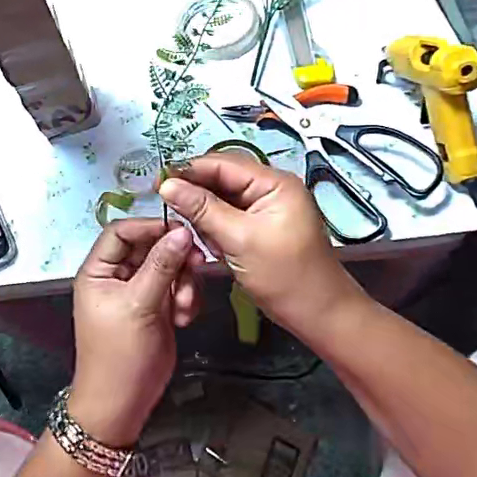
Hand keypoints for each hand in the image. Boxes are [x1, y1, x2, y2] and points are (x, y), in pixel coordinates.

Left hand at [69, 220, 201, 447]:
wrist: (123, 405)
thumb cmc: (120, 355)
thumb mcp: (140, 305)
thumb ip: (162, 265)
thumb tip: (182, 231)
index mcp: (99, 271)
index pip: (121, 231)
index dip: (150, 226)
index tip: (180, 230)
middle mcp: (117, 276)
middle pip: (150, 247)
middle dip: (175, 258)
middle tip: (197, 263)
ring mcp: (139, 291)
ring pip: (169, 266)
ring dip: (184, 282)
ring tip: (186, 306)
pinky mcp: (158, 306)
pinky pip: (178, 286)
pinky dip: (186, 298)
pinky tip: (185, 318)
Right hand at [158, 153, 366, 338]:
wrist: (318, 313)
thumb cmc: (285, 276)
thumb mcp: (239, 239)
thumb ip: (203, 209)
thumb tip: (168, 184)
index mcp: (275, 182)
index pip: (224, 164)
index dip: (190, 170)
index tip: (159, 182)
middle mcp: (272, 188)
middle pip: (223, 179)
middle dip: (196, 193)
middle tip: (167, 206)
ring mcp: (267, 209)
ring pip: (224, 199)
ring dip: (205, 213)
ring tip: (191, 229)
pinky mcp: (262, 228)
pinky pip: (231, 217)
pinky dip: (216, 228)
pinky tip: (208, 242)